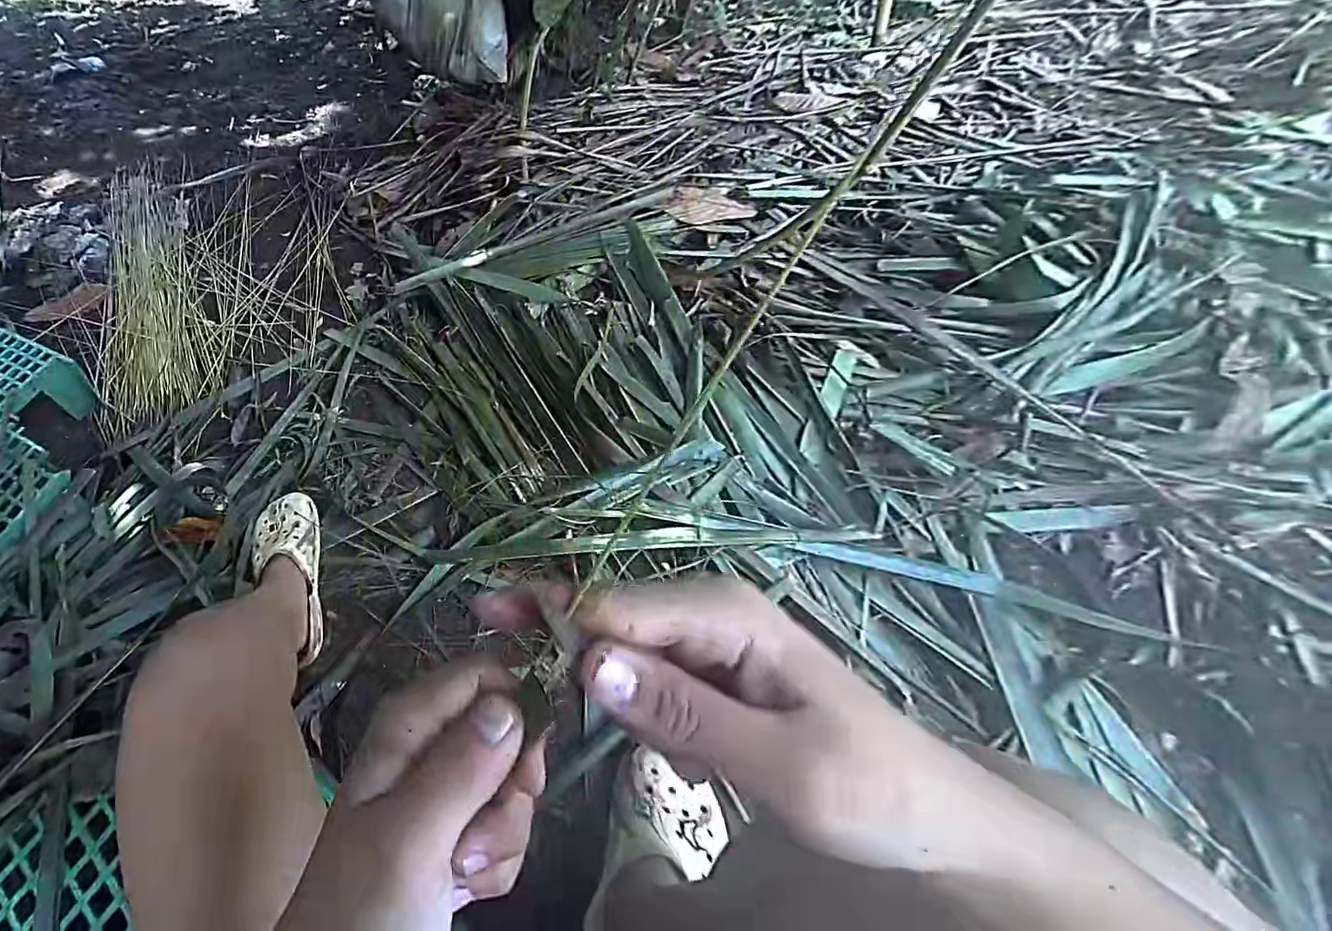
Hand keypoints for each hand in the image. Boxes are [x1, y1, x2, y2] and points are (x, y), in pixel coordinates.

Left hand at [276, 656, 546, 930]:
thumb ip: (459, 770)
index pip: (480, 675)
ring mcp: (444, 790)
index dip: (514, 713)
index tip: (521, 770)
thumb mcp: (408, 837)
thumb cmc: (364, 906)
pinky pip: (507, 828)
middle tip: (476, 833)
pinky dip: (495, 864)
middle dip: (509, 791)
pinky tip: (462, 888)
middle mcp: (428, 744)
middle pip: (508, 732)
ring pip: (512, 786)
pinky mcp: (458, 831)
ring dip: (500, 836)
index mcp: (408, 722)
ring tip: (458, 869)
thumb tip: (510, 704)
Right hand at [475, 577, 1048, 872]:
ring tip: (534, 674)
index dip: (550, 608)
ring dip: (575, 656)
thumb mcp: (787, 768)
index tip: (490, 618)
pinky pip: (637, 665)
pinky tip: (607, 712)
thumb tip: (592, 663)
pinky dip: (609, 685)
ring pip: (616, 636)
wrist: (938, 820)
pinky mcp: (701, 666)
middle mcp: (706, 609)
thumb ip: (686, 715)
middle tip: (484, 626)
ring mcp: (703, 636)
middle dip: (548, 619)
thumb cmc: (874, 792)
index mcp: (725, 614)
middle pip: (607, 608)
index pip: (617, 602)